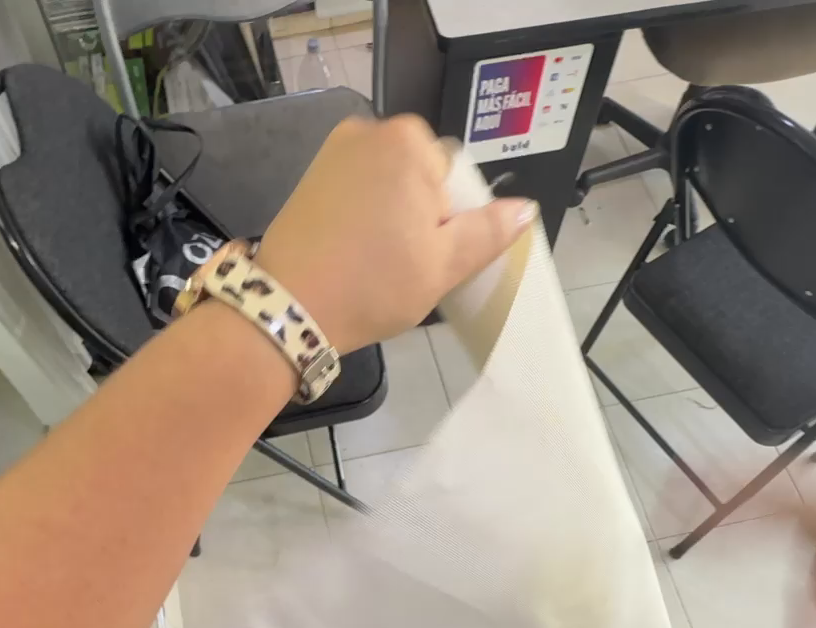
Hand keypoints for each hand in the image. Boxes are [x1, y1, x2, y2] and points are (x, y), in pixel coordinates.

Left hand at [257, 115, 535, 354]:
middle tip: (401, 266)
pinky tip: (351, 254)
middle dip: (419, 216)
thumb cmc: (372, 286)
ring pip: (387, 187)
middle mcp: (368, 131)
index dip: (449, 221)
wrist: (289, 308)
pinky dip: (362, 220)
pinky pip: (356, 193)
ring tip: (374, 264)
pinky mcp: (308, 179)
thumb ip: (488, 233)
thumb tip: (526, 208)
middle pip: (420, 177)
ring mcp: (332, 152)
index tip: (427, 257)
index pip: (453, 178)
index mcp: (408, 141)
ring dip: (391, 221)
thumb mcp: (442, 266)